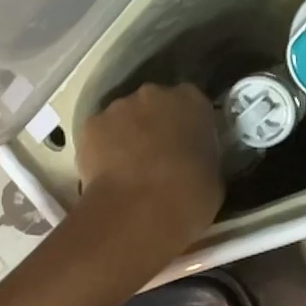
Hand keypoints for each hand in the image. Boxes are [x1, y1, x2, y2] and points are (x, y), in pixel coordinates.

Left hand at [76, 83, 223, 248]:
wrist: (141, 211)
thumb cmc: (190, 196)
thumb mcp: (214, 175)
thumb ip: (202, 155)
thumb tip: (193, 159)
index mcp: (192, 101)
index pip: (191, 103)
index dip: (187, 124)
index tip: (186, 145)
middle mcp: (154, 94)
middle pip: (154, 103)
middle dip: (154, 124)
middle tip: (157, 157)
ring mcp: (119, 107)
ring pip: (123, 117)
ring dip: (127, 135)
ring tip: (128, 169)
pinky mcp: (91, 125)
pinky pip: (99, 134)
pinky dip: (102, 149)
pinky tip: (108, 174)